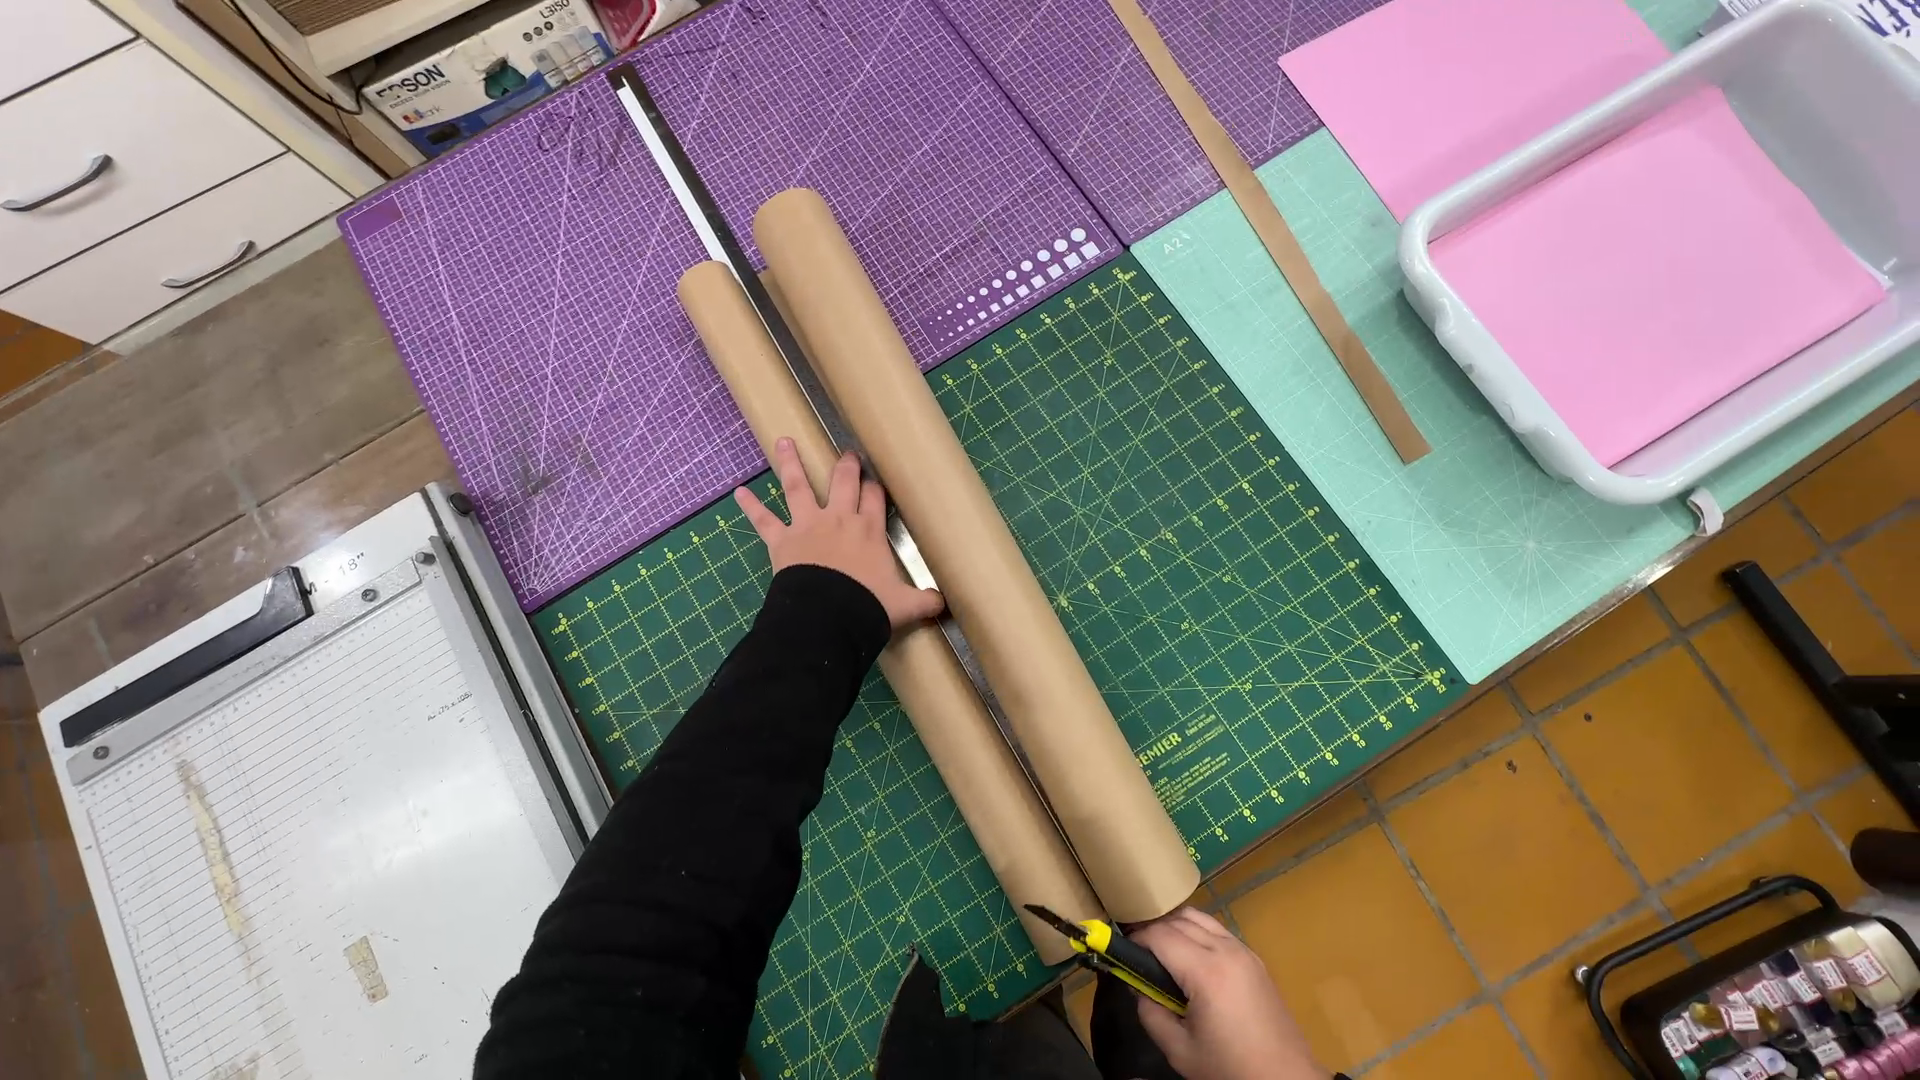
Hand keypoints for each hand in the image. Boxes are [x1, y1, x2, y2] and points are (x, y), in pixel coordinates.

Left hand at [736, 438, 944, 631]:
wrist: (828, 616)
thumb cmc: (867, 605)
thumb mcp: (904, 604)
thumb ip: (924, 601)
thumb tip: (944, 604)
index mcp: (869, 530)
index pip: (874, 498)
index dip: (875, 487)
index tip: (875, 481)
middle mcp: (839, 519)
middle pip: (843, 482)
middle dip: (846, 466)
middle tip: (847, 454)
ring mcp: (807, 525)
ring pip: (798, 486)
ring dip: (790, 463)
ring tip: (783, 441)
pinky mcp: (781, 540)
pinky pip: (763, 520)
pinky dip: (750, 506)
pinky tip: (738, 492)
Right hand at [1130, 908, 1324, 1079]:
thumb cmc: (1231, 1069)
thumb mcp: (1180, 1051)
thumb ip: (1150, 1012)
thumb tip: (1137, 985)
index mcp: (1206, 971)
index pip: (1159, 935)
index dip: (1135, 940)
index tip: (1121, 953)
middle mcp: (1226, 950)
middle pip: (1178, 919)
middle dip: (1153, 930)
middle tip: (1138, 954)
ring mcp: (1244, 950)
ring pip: (1199, 917)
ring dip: (1175, 926)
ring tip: (1163, 953)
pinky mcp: (1255, 958)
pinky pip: (1217, 930)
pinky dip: (1197, 932)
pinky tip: (1191, 959)